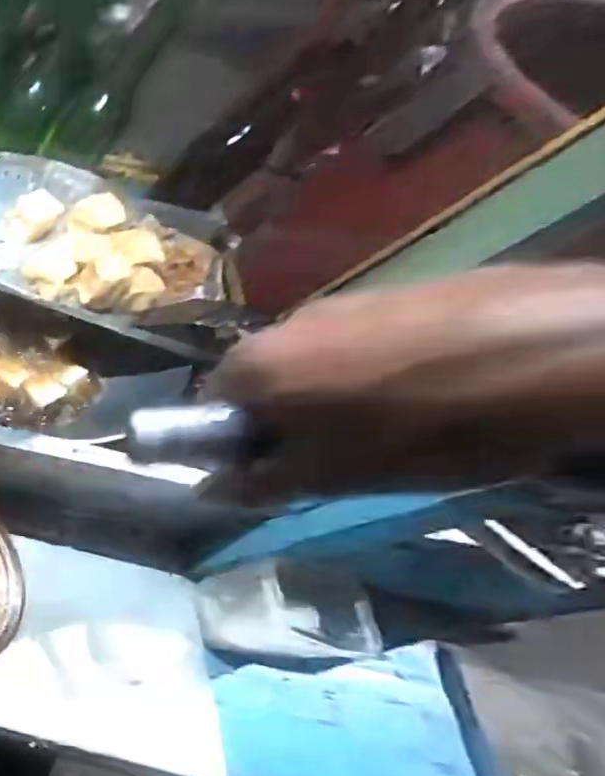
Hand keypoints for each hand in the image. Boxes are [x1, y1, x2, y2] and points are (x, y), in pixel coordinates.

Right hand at [203, 264, 604, 502]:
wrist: (579, 355)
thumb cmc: (422, 429)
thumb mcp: (328, 478)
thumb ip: (253, 486)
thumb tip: (209, 491)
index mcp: (249, 365)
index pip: (208, 409)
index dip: (235, 442)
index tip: (273, 465)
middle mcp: (288, 322)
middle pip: (267, 379)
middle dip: (289, 412)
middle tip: (336, 450)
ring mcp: (360, 296)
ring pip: (327, 355)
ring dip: (344, 388)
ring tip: (404, 419)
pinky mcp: (429, 283)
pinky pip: (389, 335)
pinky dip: (402, 362)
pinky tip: (452, 386)